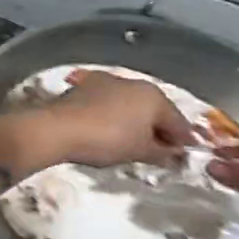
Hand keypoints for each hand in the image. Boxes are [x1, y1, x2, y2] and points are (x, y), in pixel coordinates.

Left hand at [23, 73, 193, 168]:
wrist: (57, 128)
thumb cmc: (107, 139)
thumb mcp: (141, 151)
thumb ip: (163, 152)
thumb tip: (173, 153)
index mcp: (153, 95)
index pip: (178, 122)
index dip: (182, 142)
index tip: (181, 157)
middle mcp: (131, 82)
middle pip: (154, 109)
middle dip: (157, 129)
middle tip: (157, 151)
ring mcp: (105, 81)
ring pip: (130, 103)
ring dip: (134, 120)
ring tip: (132, 141)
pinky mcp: (83, 85)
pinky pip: (107, 101)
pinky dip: (113, 113)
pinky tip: (109, 126)